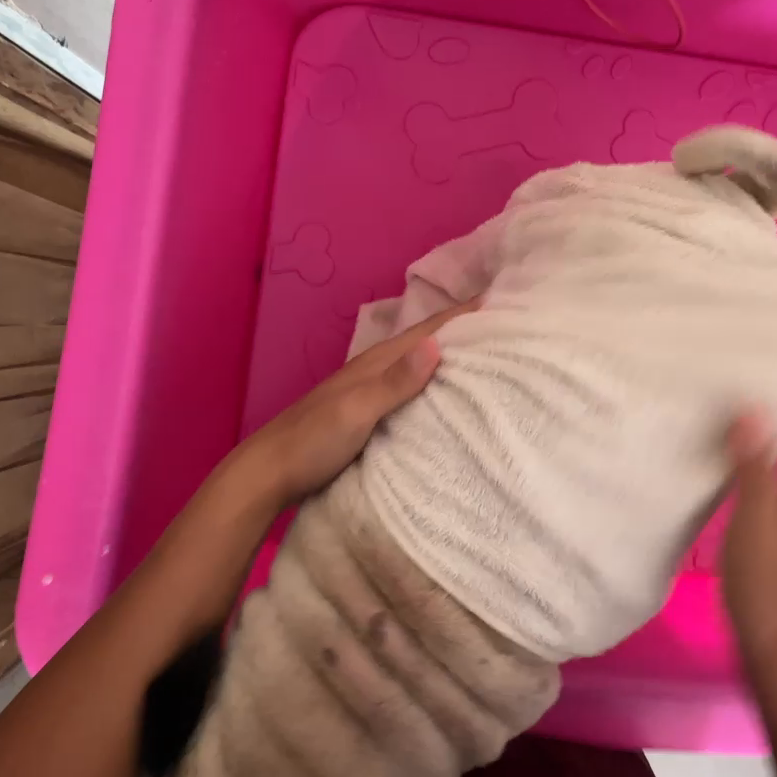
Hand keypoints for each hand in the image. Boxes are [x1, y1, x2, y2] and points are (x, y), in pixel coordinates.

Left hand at [234, 299, 479, 507]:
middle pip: (428, 343)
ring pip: (420, 366)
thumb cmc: (312, 441)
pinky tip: (450, 398)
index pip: (427, 330)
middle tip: (506, 328)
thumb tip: (437, 346)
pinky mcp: (370, 415)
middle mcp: (377, 370)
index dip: (462, 315)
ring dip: (451, 358)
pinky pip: (412, 391)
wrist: (269, 474)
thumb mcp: (355, 411)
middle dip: (464, 332)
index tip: (502, 301)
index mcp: (377, 362)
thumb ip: (393, 382)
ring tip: (488, 359)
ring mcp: (372, 392)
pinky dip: (435, 385)